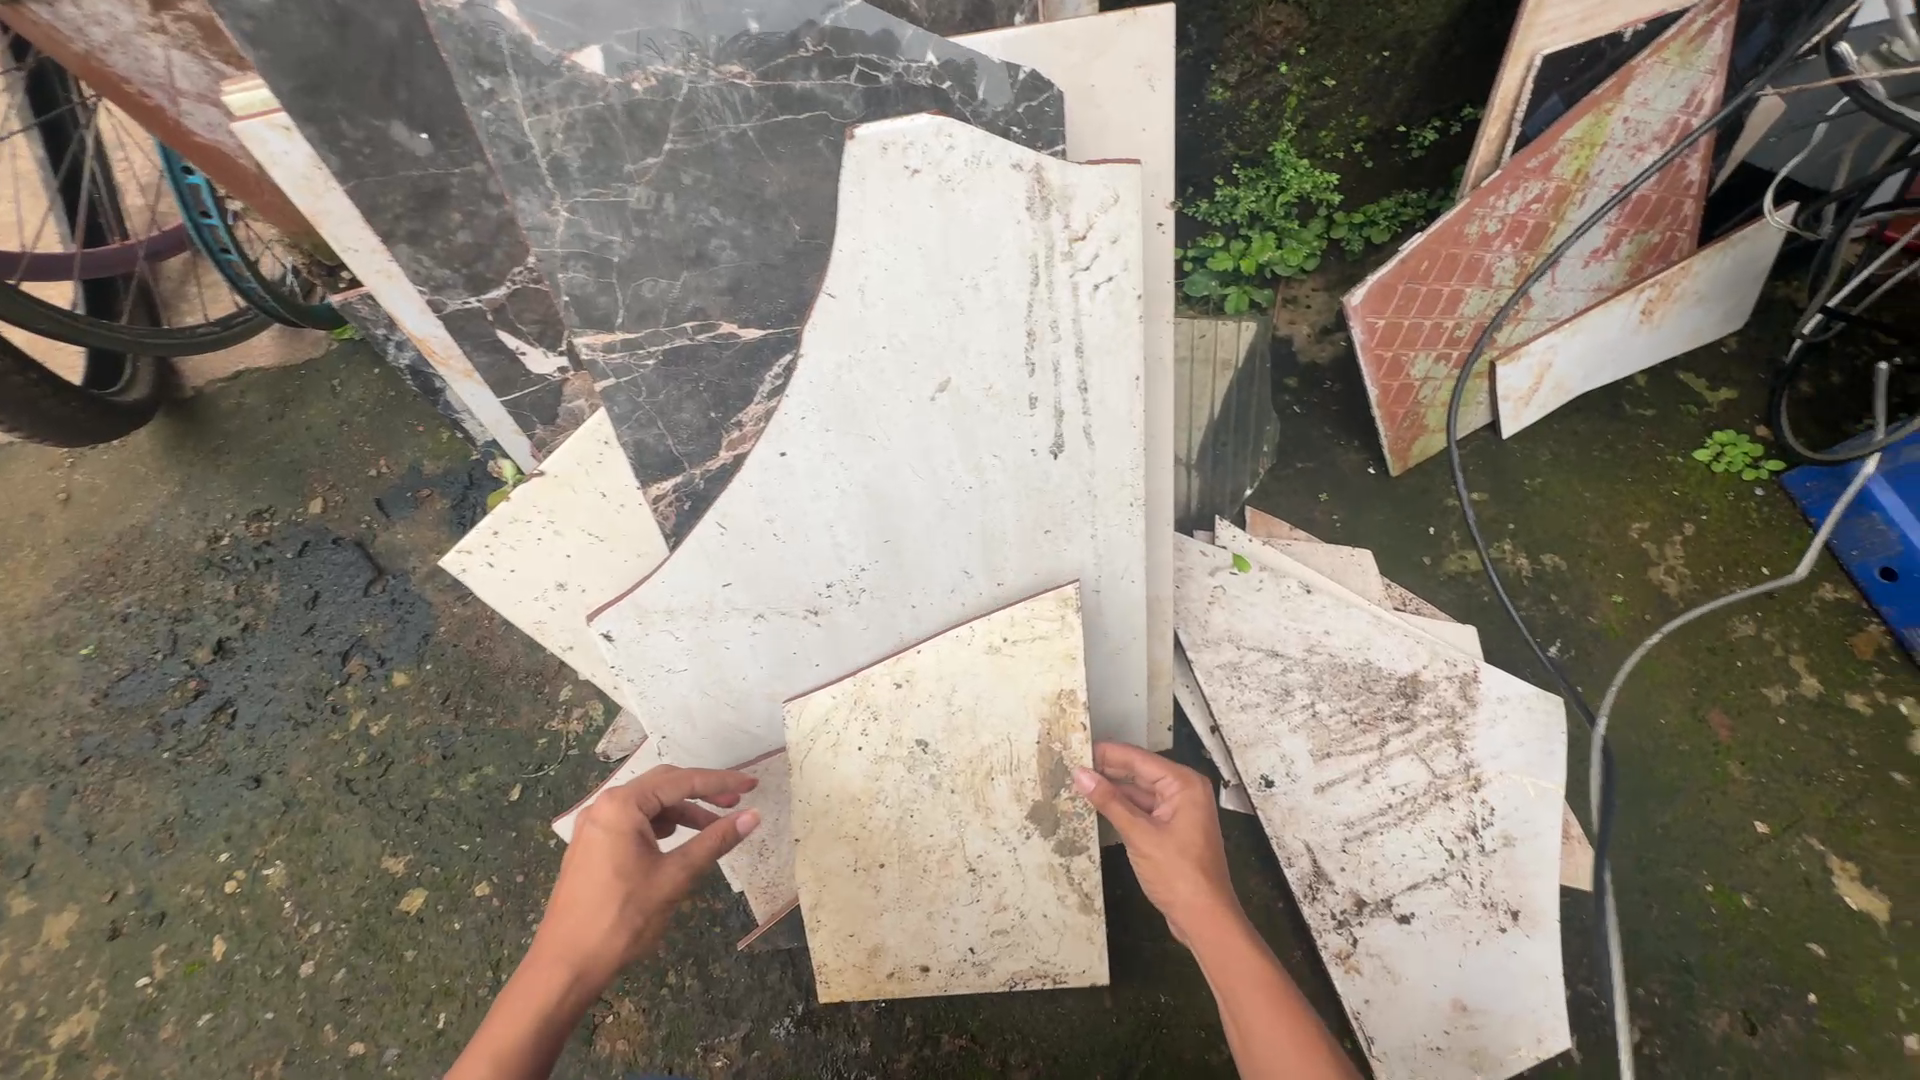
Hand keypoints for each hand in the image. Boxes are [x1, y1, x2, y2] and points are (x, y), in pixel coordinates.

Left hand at [532, 765, 761, 987]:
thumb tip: (753, 816)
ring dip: (684, 811)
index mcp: (622, 805)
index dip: (721, 782)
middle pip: (664, 785)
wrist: (564, 967)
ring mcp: (595, 826)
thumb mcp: (675, 876)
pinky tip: (681, 841)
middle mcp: (605, 805)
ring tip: (715, 826)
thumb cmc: (621, 917)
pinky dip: (664, 826)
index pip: (682, 781)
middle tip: (737, 801)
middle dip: (703, 791)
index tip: (752, 785)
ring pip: (650, 804)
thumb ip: (715, 840)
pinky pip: (636, 822)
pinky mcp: (593, 846)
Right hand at [1073, 741, 1241, 944]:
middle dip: (1107, 770)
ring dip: (1112, 789)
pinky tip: (1098, 805)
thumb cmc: (1178, 874)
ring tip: (1078, 783)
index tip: (1076, 747)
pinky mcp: (1172, 829)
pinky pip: (1143, 809)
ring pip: (1139, 791)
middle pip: (1139, 772)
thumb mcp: (1139, 834)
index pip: (1139, 759)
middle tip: (1072, 764)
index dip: (1107, 753)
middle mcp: (1184, 790)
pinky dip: (1122, 807)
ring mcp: (1179, 811)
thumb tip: (1080, 774)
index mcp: (1184, 784)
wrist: (1206, 920)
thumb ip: (1109, 801)